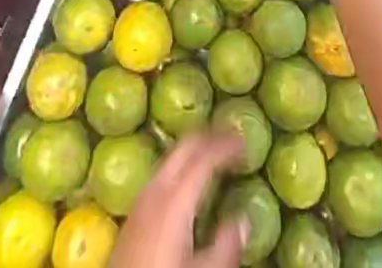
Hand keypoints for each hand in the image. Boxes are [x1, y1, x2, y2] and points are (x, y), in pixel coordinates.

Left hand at [109, 134, 248, 267]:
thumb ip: (226, 245)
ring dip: (196, 150)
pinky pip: (163, 173)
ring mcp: (142, 198)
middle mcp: (156, 189)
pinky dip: (183, 165)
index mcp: (175, 199)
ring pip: (173, 157)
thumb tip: (243, 221)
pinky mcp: (135, 211)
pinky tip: (192, 182)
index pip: (204, 156)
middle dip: (210, 136)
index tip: (245, 140)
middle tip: (233, 137)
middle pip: (185, 145)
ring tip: (217, 155)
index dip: (226, 144)